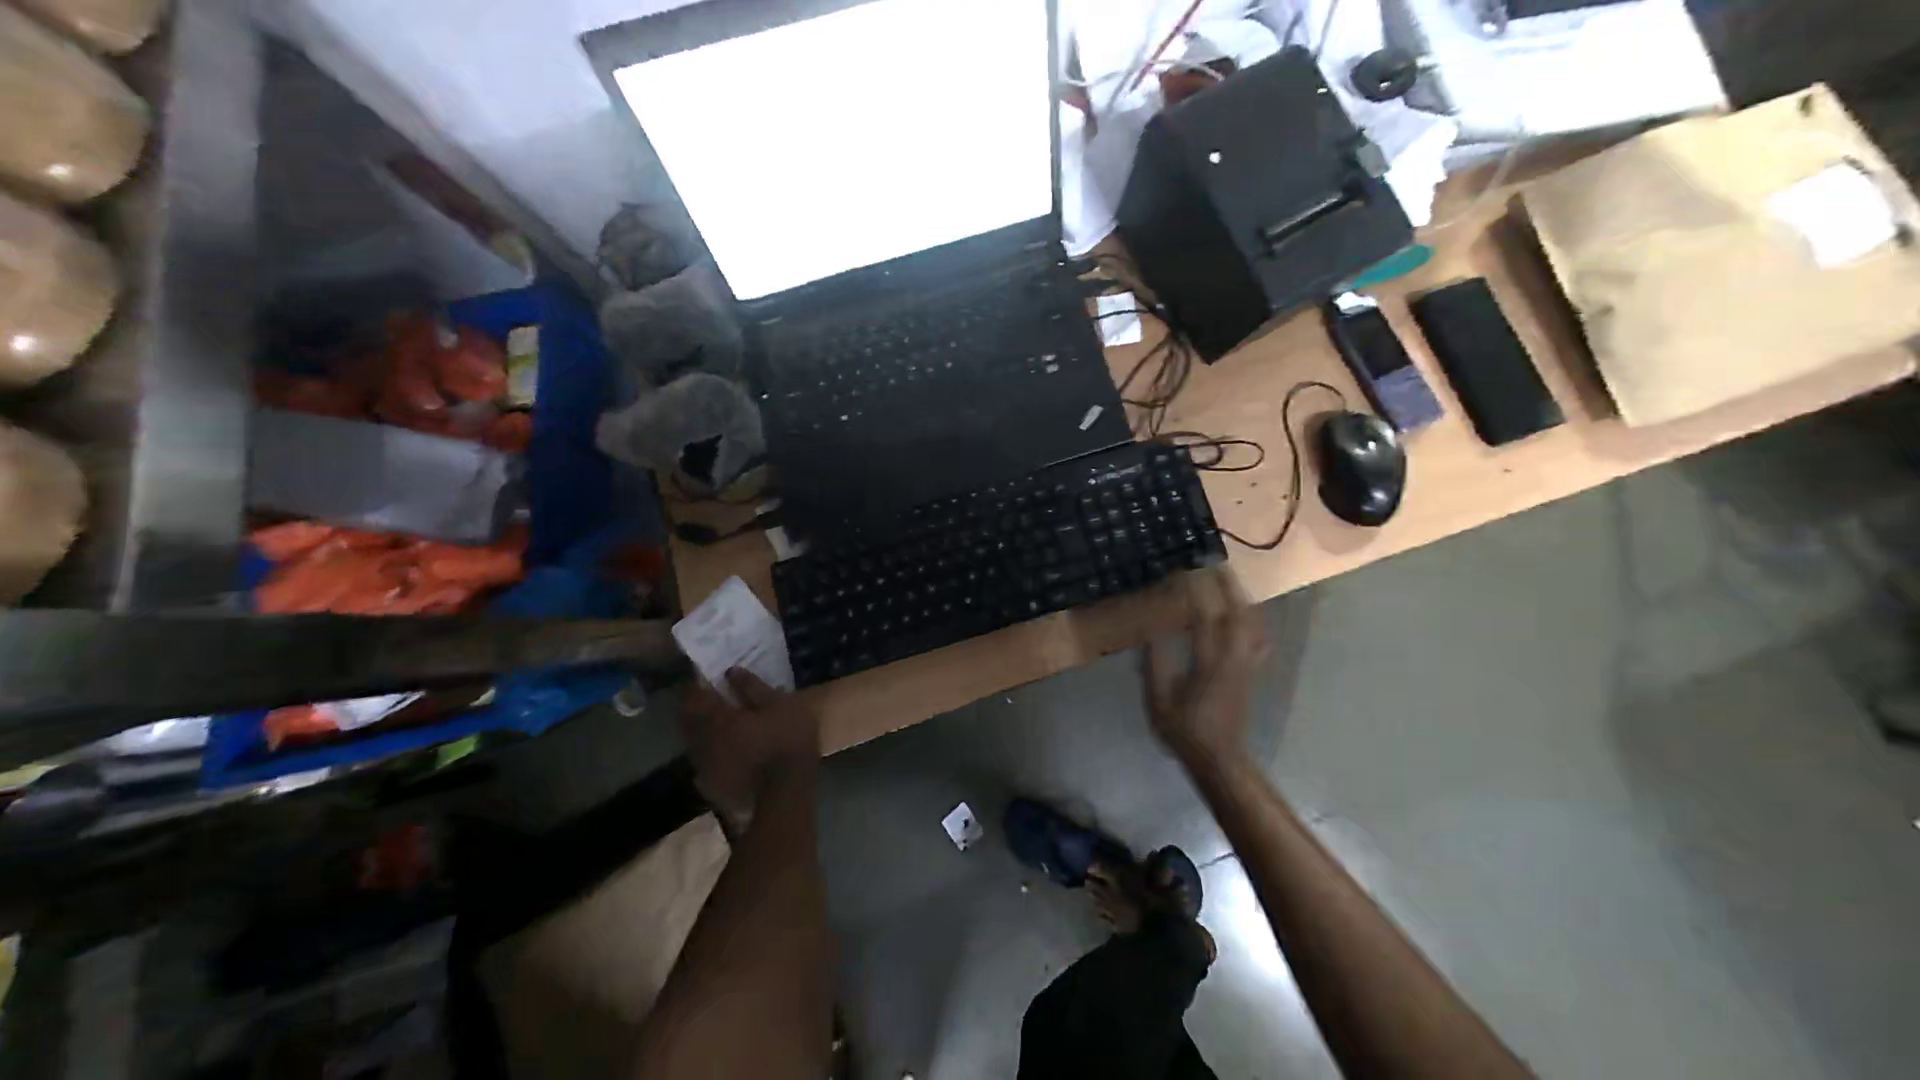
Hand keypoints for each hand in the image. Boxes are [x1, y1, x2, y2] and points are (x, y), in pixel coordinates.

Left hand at [681, 669, 819, 826]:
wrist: (786, 795)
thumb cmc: (786, 741)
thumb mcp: (779, 704)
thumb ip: (753, 687)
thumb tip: (731, 671)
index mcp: (716, 718)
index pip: (693, 695)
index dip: (696, 683)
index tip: (705, 676)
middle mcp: (702, 741)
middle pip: (688, 719)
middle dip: (696, 706)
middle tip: (711, 697)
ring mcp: (704, 766)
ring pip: (694, 741)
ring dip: (702, 730)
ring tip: (720, 723)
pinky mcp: (711, 787)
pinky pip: (704, 762)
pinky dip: (712, 752)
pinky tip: (728, 751)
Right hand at [1142, 568, 1269, 771]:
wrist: (1221, 758)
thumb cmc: (1184, 731)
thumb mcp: (1159, 700)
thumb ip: (1156, 664)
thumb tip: (1152, 631)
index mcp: (1209, 664)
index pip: (1204, 618)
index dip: (1196, 592)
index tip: (1185, 571)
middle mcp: (1234, 659)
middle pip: (1236, 613)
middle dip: (1227, 585)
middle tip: (1215, 563)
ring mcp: (1248, 665)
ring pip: (1253, 624)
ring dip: (1242, 598)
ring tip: (1230, 580)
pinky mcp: (1253, 672)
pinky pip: (1259, 637)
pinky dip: (1253, 619)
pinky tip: (1246, 614)